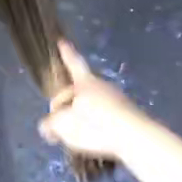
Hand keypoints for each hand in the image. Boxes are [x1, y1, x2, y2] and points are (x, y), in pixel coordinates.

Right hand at [39, 41, 158, 161]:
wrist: (134, 138)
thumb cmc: (94, 126)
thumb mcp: (61, 125)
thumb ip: (50, 123)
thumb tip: (47, 126)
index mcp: (85, 82)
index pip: (72, 63)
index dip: (65, 53)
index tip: (61, 42)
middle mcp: (101, 86)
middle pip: (76, 90)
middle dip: (65, 103)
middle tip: (55, 124)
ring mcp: (115, 100)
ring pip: (88, 105)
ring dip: (78, 117)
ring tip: (72, 136)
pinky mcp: (124, 115)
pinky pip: (101, 117)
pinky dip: (92, 126)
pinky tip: (90, 139)